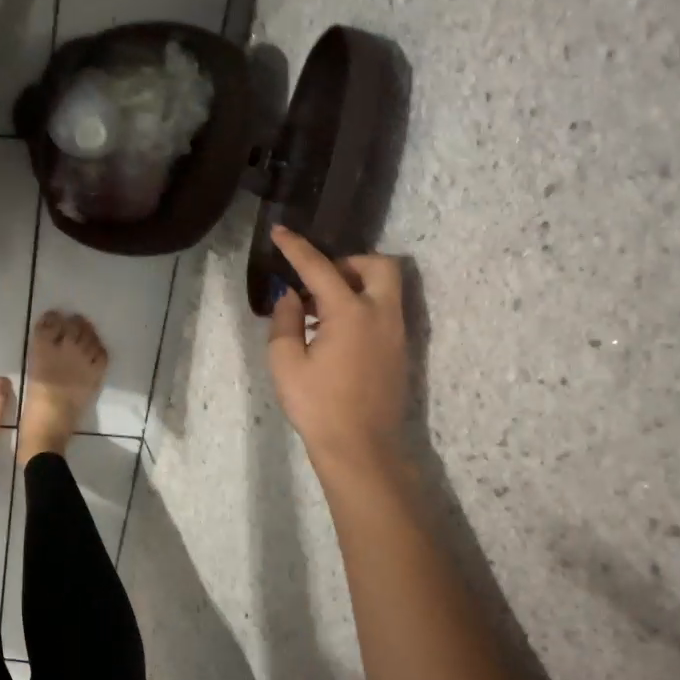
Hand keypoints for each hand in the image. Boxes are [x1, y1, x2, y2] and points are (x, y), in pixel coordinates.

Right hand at [266, 225, 408, 481]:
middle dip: (348, 262)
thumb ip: (285, 321)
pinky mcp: (399, 349)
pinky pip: (384, 310)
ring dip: (354, 285)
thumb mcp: (284, 362)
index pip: (321, 268)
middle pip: (378, 265)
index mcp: (350, 314)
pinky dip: (360, 305)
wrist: (361, 446)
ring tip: (317, 310)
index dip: (297, 248)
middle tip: (317, 281)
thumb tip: (291, 297)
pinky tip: (331, 332)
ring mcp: (396, 332)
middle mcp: (381, 315)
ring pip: (386, 287)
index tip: (280, 232)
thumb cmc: (317, 404)